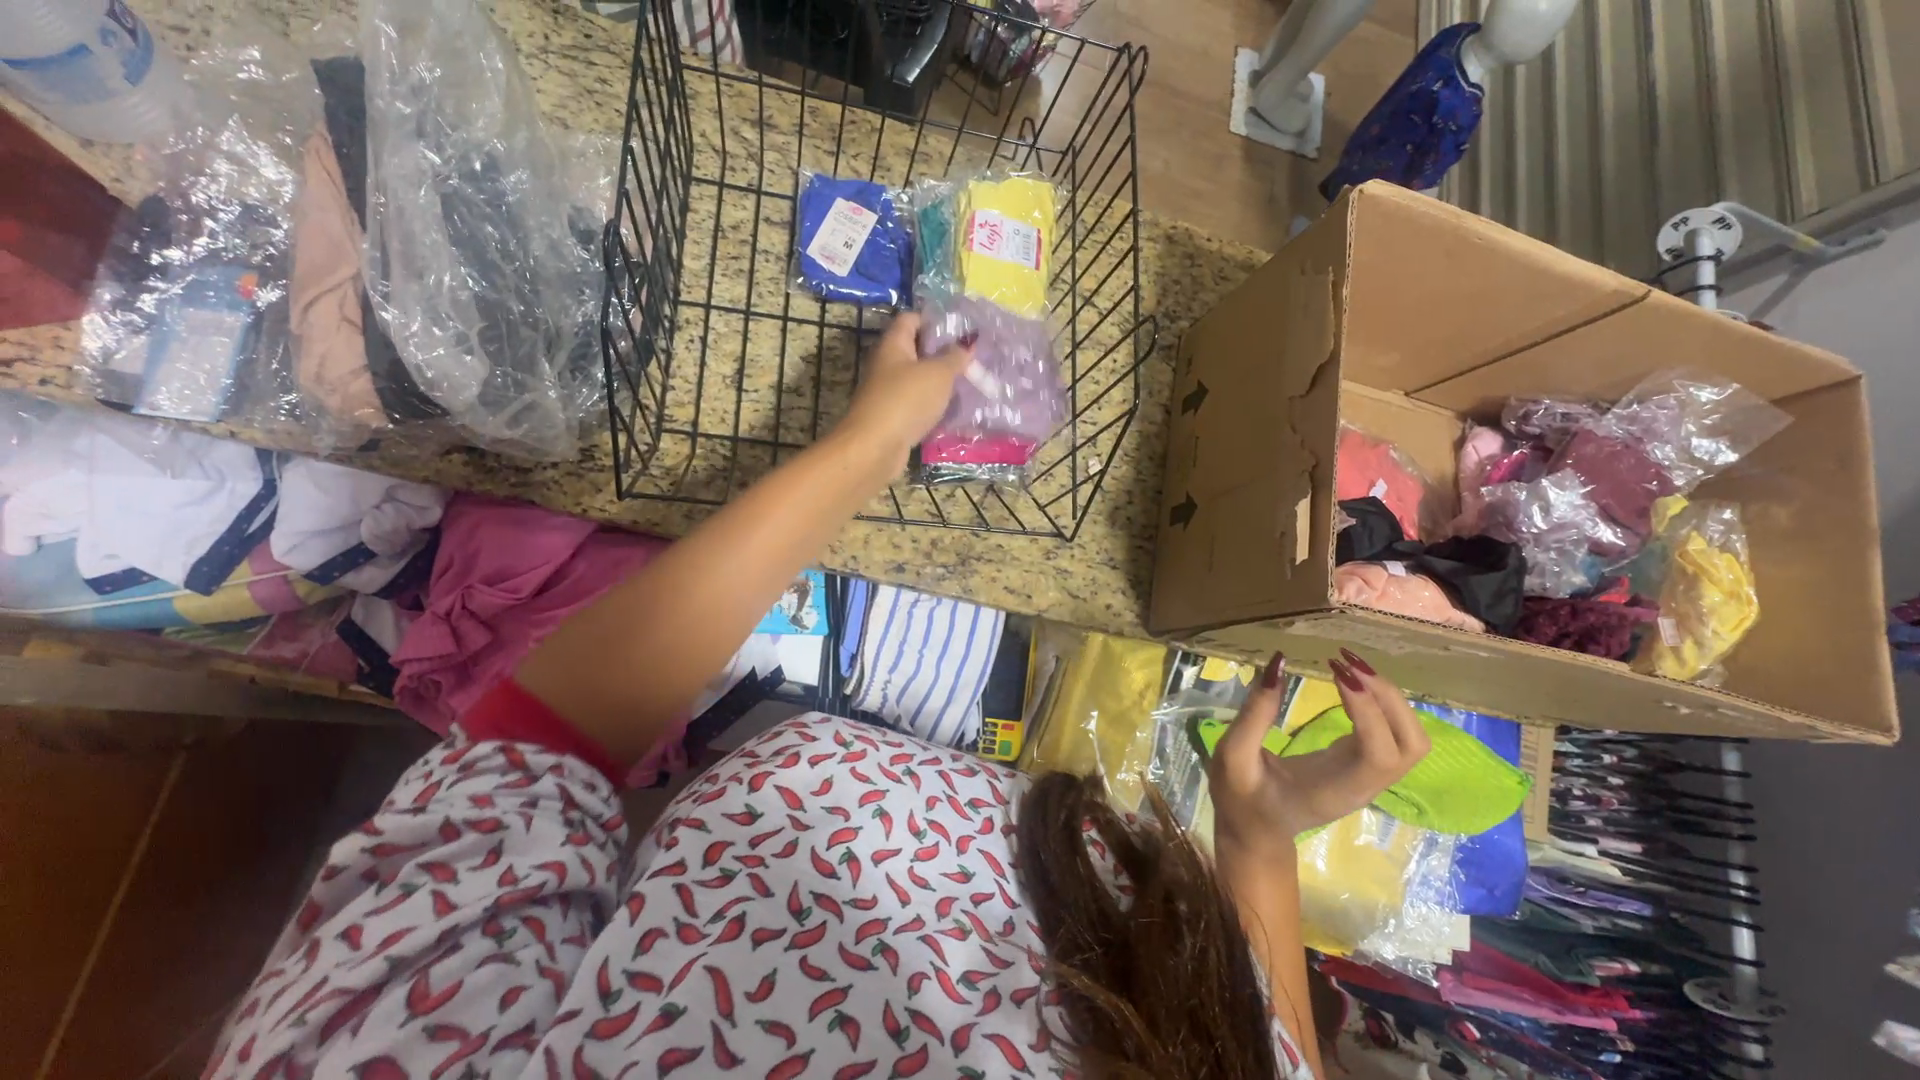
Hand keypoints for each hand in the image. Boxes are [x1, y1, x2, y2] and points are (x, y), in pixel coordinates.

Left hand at [836, 312, 972, 475]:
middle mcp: (887, 364)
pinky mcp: (892, 417)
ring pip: (918, 379)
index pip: (911, 319)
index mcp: (893, 344)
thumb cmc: (906, 400)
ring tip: (969, 383)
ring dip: (940, 382)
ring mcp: (888, 392)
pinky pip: (917, 404)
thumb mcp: (938, 373)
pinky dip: (933, 405)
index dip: (935, 319)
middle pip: (916, 350)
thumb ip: (955, 356)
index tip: (961, 330)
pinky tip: (953, 410)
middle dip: (943, 353)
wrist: (875, 447)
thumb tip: (967, 344)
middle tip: (971, 359)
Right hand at [1209, 649, 1429, 851]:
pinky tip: (1348, 681)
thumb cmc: (1240, 800)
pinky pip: (1391, 732)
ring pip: (1410, 738)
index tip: (1337, 671)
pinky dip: (1378, 701)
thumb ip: (1254, 714)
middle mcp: (1365, 785)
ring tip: (1349, 668)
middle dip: (1388, 697)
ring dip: (1389, 697)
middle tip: (1346, 663)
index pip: (1380, 752)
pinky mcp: (1361, 763)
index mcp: (1337, 790)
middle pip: (1412, 744)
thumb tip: (1278, 663)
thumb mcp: (1233, 757)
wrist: (1253, 832)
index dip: (1368, 709)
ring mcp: (1369, 776)